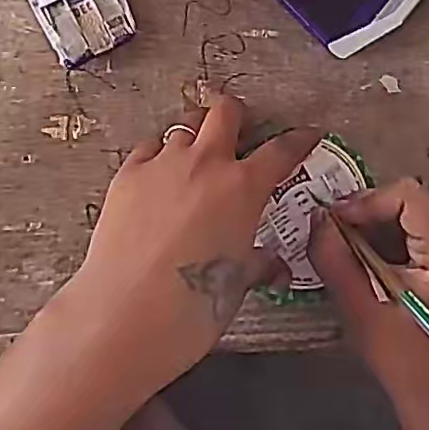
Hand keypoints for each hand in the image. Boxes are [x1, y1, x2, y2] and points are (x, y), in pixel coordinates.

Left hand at [62, 95, 320, 386]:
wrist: (123, 318)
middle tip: (238, 132)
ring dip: (196, 136)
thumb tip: (273, 265)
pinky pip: (149, 148)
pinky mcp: (128, 174)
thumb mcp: (236, 284)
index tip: (305, 135)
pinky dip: (159, 155)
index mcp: (242, 188)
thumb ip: (258, 263)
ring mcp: (164, 164)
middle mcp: (205, 164)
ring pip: (185, 126)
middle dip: (236, 115)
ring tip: (195, 157)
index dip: (298, 139)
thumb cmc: (190, 308)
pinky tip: (158, 176)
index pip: (281, 150)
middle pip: (225, 111)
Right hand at [308, 178, 428, 383]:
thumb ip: (335, 259)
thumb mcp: (361, 309)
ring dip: (369, 223)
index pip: (408, 196)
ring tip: (340, 241)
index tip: (337, 218)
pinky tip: (358, 256)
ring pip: (402, 212)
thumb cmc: (401, 356)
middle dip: (365, 211)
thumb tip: (317, 218)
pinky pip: (405, 229)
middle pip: (406, 201)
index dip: (368, 201)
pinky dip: (378, 235)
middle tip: (332, 227)